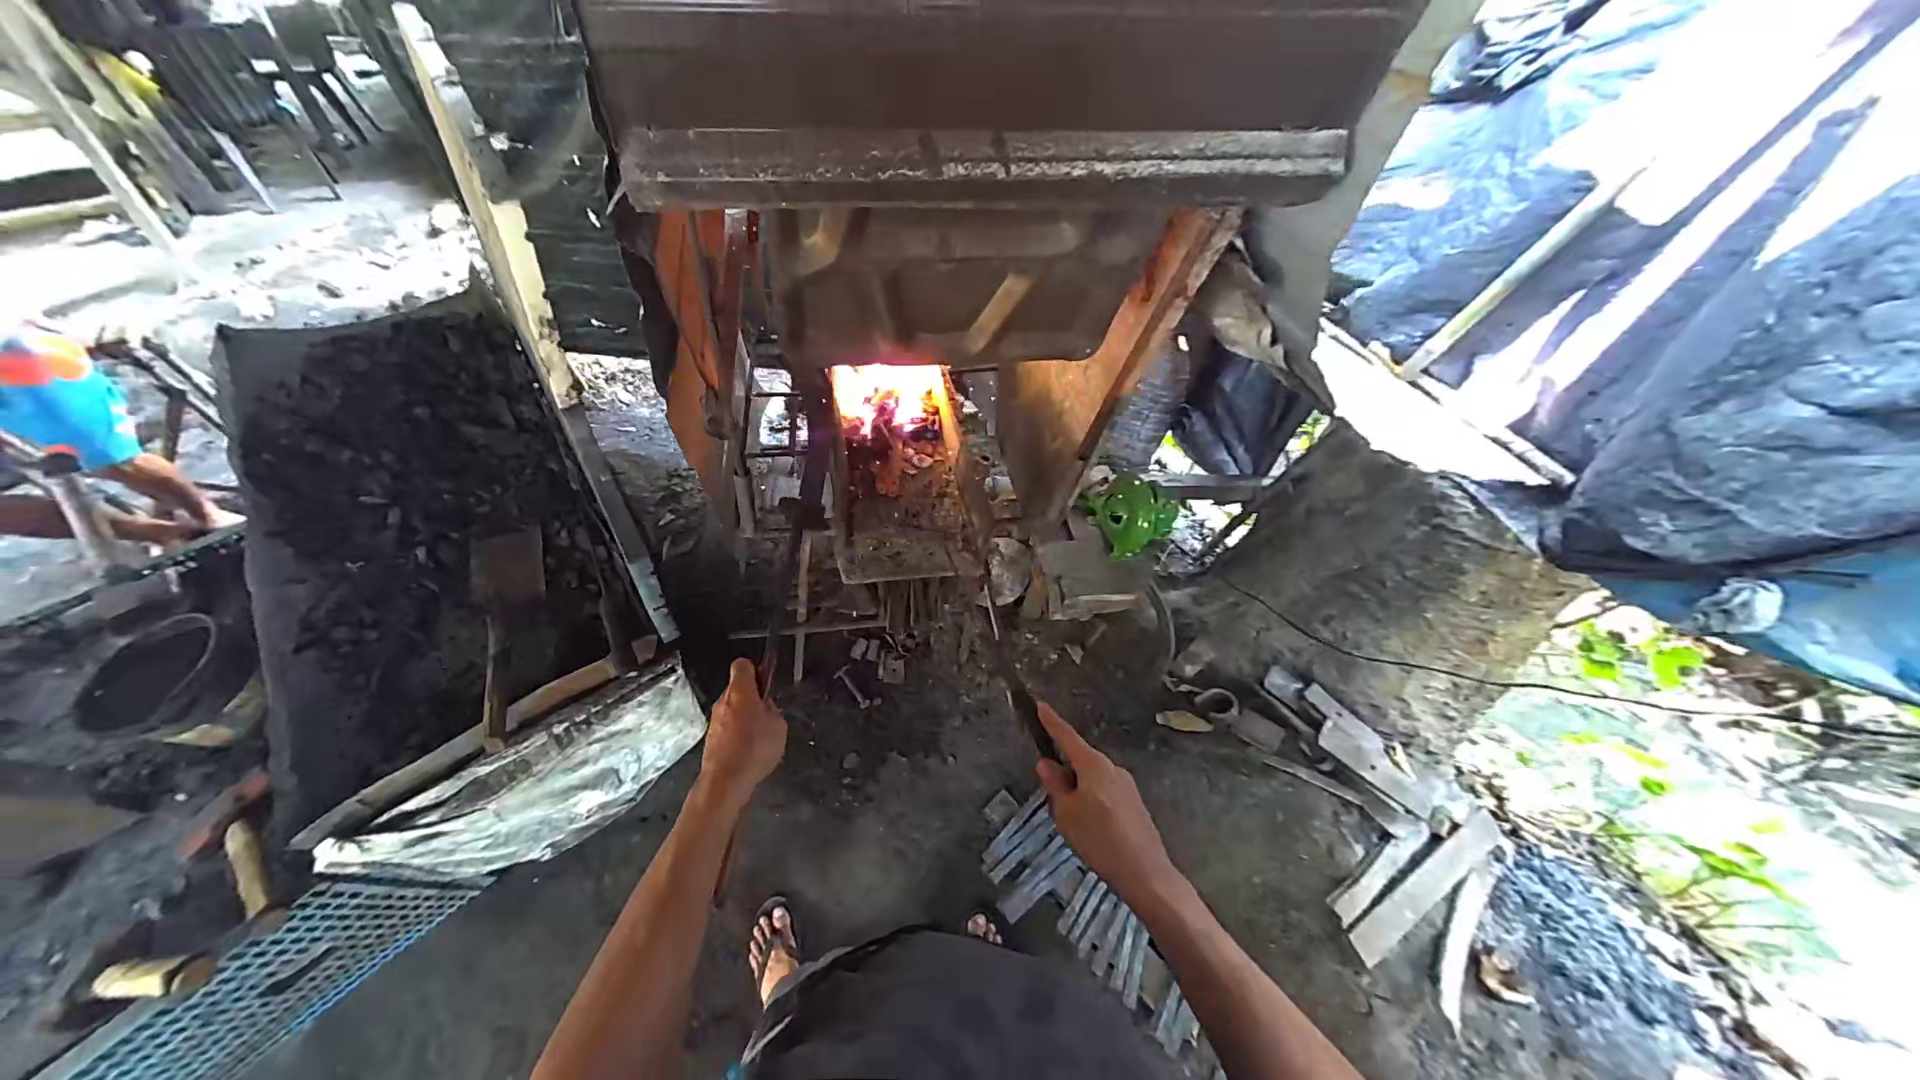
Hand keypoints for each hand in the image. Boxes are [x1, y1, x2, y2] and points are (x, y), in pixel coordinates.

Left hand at [698, 658, 785, 810]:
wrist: (725, 781)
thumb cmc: (754, 749)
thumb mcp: (779, 725)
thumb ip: (773, 710)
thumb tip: (766, 707)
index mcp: (740, 691)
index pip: (742, 665)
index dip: (756, 669)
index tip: (766, 679)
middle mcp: (723, 702)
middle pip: (737, 688)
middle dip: (752, 696)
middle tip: (767, 711)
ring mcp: (714, 720)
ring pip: (731, 708)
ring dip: (744, 715)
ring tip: (760, 734)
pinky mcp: (711, 738)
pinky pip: (727, 727)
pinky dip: (737, 732)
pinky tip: (748, 749)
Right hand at [1035, 702, 1175, 898]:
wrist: (1146, 872)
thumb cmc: (1099, 840)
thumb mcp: (1066, 813)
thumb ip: (1055, 785)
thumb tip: (1047, 764)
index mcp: (1094, 766)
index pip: (1067, 737)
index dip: (1052, 722)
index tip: (1040, 705)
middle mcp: (1113, 768)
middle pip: (1081, 759)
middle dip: (1065, 770)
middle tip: (1053, 796)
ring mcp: (1127, 785)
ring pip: (1093, 778)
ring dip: (1079, 789)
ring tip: (1074, 821)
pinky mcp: (1134, 802)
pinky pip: (1105, 791)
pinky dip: (1093, 799)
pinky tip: (1092, 827)